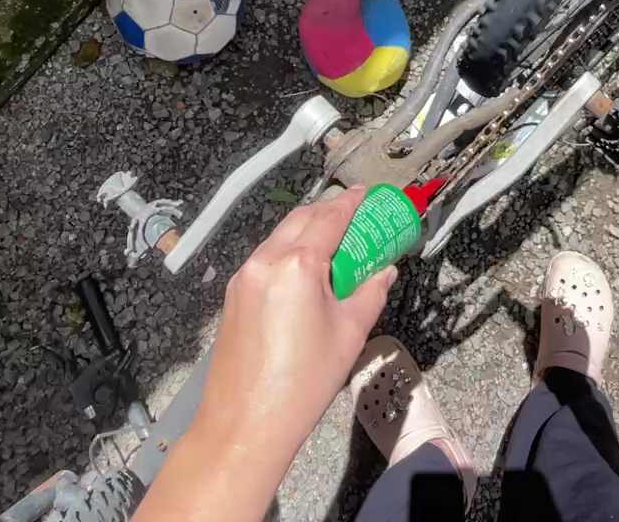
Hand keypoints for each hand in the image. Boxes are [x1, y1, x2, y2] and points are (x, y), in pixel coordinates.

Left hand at [192, 186, 396, 462]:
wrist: (243, 425)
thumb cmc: (303, 383)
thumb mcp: (350, 334)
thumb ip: (371, 293)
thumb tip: (385, 271)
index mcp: (298, 265)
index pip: (330, 218)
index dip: (351, 203)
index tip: (365, 193)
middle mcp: (266, 260)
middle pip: (302, 218)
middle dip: (328, 210)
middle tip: (354, 214)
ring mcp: (245, 276)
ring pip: (280, 235)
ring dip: (307, 228)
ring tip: (332, 239)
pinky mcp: (234, 294)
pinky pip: (266, 256)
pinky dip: (288, 249)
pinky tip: (305, 267)